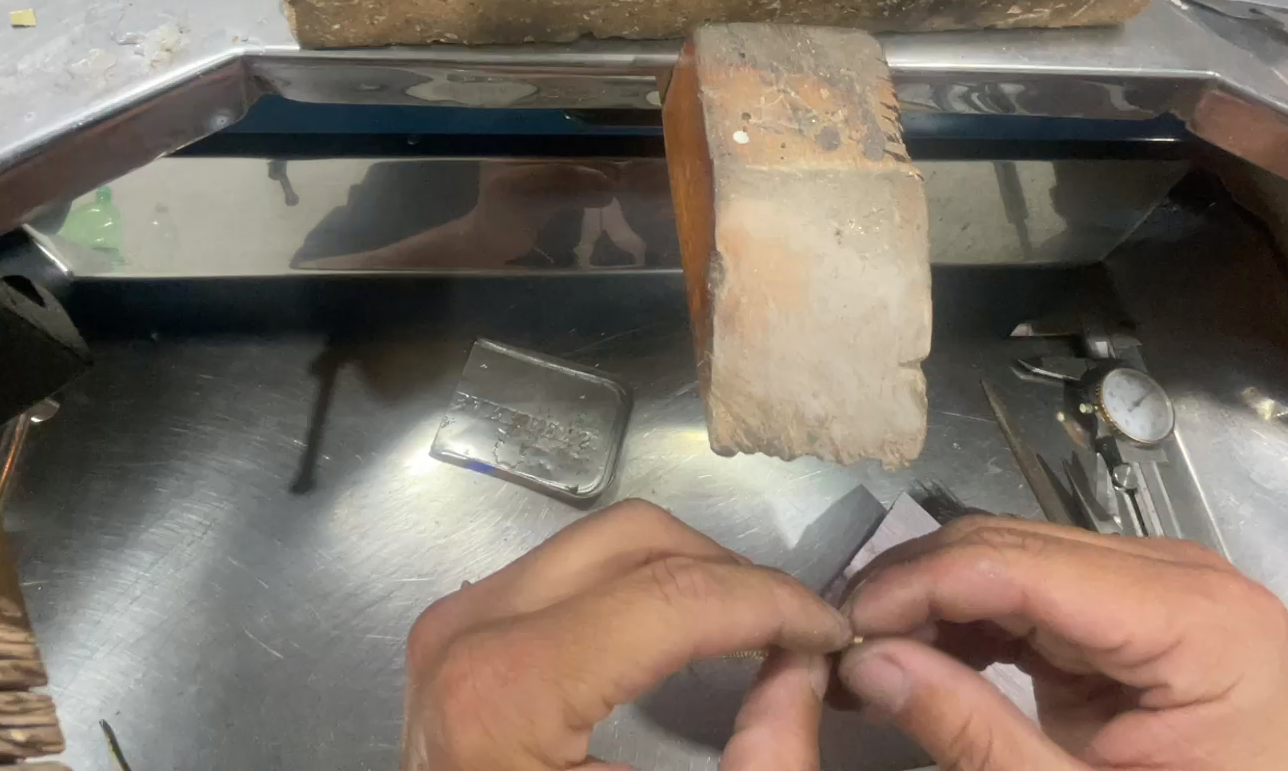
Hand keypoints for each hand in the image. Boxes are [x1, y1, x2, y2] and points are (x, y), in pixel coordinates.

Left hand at [402, 499, 852, 770]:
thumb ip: (762, 764)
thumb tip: (802, 664)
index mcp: (508, 687)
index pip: (667, 597)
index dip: (765, 601)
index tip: (827, 625)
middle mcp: (471, 623)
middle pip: (634, 538)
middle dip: (728, 572)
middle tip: (789, 624)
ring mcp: (460, 611)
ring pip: (604, 537)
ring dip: (689, 568)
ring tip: (746, 621)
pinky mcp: (465, 614)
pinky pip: (573, 562)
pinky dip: (642, 579)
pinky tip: (683, 621)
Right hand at [837, 517, 1287, 770]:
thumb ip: (974, 735)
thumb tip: (861, 663)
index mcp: (1198, 618)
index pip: (1016, 564)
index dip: (917, 585)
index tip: (844, 627)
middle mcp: (1175, 571)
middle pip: (1003, 546)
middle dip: (913, 589)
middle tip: (846, 641)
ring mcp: (1151, 577)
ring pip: (1000, 555)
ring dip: (930, 598)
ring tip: (874, 647)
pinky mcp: (1126, 598)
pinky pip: (1021, 585)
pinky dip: (965, 615)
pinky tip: (924, 648)